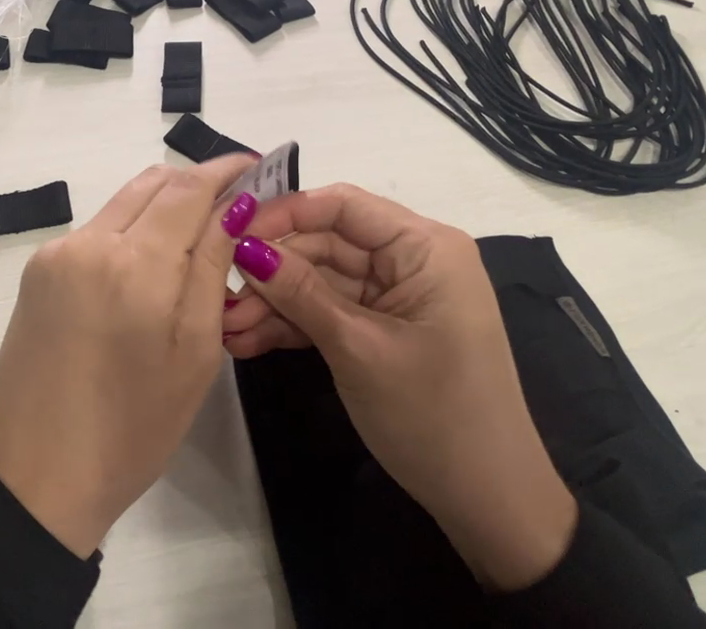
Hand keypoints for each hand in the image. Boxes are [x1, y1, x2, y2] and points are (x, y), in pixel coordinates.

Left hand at [0, 156, 259, 557]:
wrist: (37, 475)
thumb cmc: (134, 426)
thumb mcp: (194, 351)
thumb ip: (212, 267)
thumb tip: (234, 205)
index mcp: (136, 264)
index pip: (189, 188)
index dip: (227, 170)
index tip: (257, 167)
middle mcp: (90, 243)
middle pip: (153, 183)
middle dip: (197, 183)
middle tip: (235, 205)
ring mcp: (58, 254)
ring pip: (124, 202)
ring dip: (164, 206)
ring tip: (199, 237)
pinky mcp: (38, 270)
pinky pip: (98, 230)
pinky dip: (132, 232)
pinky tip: (151, 269)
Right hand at [221, 184, 576, 589]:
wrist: (487, 499)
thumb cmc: (433, 413)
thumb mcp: (358, 347)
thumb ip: (300, 292)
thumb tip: (244, 246)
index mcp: (424, 246)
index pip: (343, 205)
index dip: (284, 214)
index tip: (233, 234)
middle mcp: (412, 259)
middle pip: (326, 244)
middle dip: (272, 271)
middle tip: (218, 297)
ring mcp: (396, 296)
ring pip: (321, 281)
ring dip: (274, 303)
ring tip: (226, 329)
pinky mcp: (383, 329)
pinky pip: (331, 312)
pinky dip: (293, 326)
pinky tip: (248, 341)